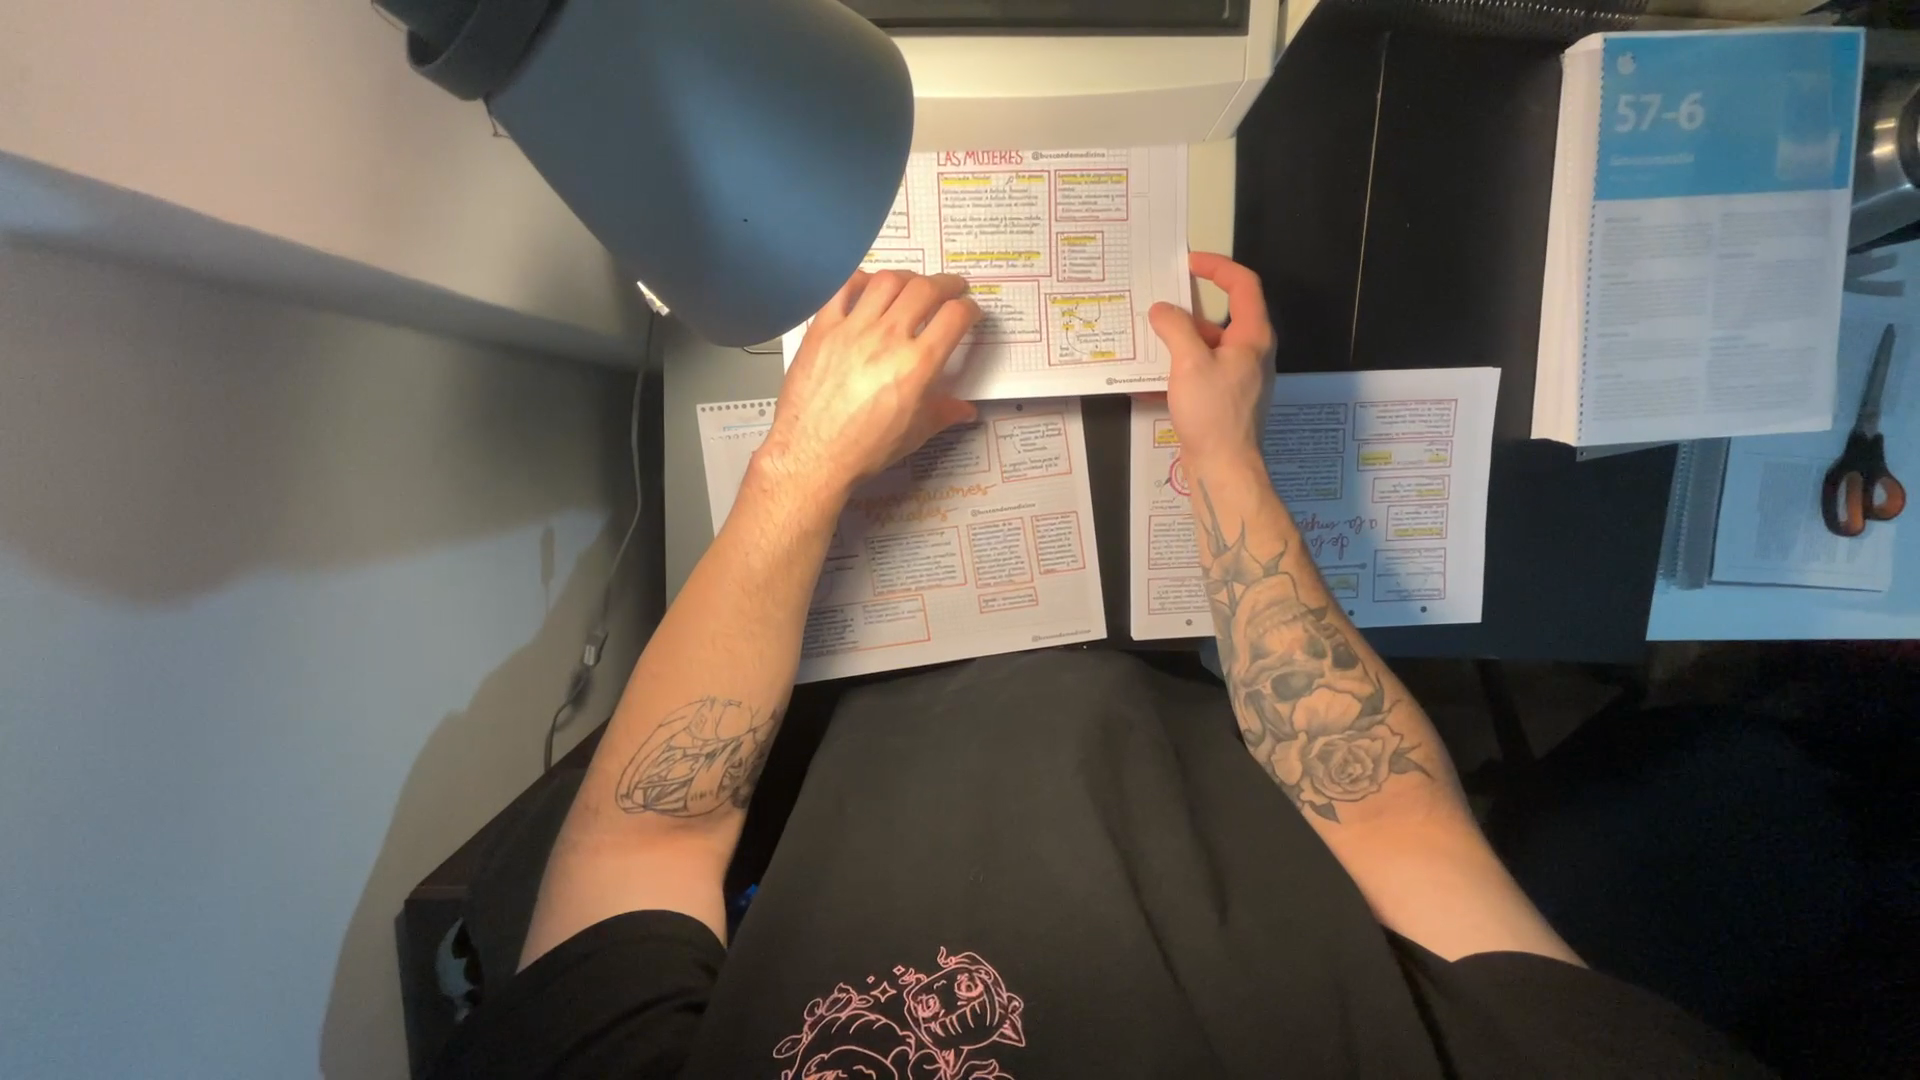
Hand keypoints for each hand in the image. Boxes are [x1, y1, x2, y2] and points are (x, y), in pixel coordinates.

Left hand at [759, 270, 980, 498]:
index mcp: (917, 365)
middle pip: (925, 289)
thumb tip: (965, 410)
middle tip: (952, 288)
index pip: (955, 317)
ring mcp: (853, 329)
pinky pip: (843, 288)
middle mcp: (887, 339)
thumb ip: (944, 413)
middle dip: (946, 284)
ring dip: (908, 277)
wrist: (814, 454)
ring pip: (887, 281)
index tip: (970, 312)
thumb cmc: (863, 449)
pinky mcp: (823, 329)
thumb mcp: (914, 433)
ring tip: (914, 284)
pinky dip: (861, 278)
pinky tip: (869, 285)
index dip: (969, 309)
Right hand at [1147, 253, 1276, 472]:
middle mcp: (1249, 353)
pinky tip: (1144, 382)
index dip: (1217, 267)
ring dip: (1175, 344)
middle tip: (1156, 303)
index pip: (1243, 285)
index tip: (1188, 263)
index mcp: (1252, 336)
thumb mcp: (1189, 363)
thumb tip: (1160, 310)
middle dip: (1185, 311)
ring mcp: (1236, 378)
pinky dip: (1173, 374)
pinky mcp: (1221, 400)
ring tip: (1143, 342)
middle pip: (1218, 318)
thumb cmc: (1213, 412)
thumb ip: (1175, 329)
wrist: (1223, 466)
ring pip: (1204, 349)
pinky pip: (1196, 375)